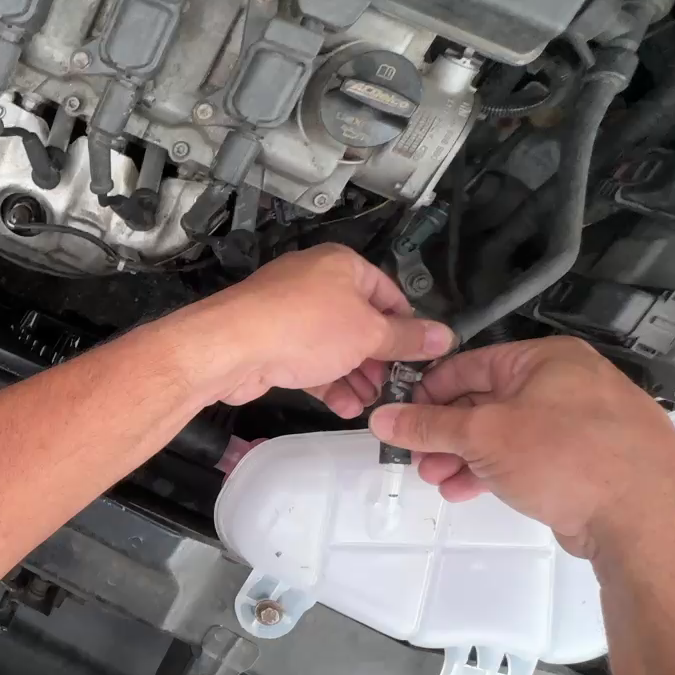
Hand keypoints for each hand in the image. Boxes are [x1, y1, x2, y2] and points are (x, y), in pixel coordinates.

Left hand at [169, 243, 454, 410]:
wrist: (232, 348)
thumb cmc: (303, 327)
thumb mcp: (368, 333)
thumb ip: (406, 338)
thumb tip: (443, 337)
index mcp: (340, 266)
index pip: (387, 292)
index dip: (407, 324)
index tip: (422, 353)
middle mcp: (312, 284)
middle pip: (358, 323)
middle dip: (378, 358)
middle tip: (397, 385)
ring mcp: (286, 316)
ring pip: (332, 347)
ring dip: (355, 376)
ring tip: (373, 402)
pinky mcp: (269, 345)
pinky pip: (306, 364)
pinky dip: (327, 383)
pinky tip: (346, 407)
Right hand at [368, 337, 674, 555]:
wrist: (651, 521)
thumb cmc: (568, 458)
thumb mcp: (481, 435)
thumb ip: (425, 425)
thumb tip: (380, 418)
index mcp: (547, 360)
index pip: (466, 366)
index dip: (426, 392)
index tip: (398, 419)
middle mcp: (567, 384)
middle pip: (482, 402)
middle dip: (442, 433)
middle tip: (415, 457)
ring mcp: (581, 424)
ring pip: (501, 434)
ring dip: (461, 456)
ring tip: (437, 480)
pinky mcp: (587, 462)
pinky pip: (525, 457)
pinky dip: (492, 471)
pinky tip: (466, 490)